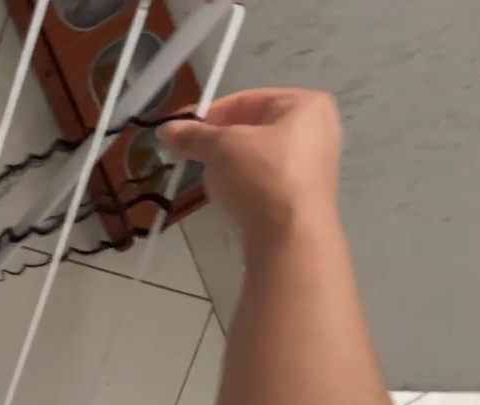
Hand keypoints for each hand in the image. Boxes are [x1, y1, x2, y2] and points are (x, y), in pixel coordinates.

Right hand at [161, 88, 341, 244]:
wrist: (289, 229)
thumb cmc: (261, 175)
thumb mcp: (222, 148)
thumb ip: (193, 136)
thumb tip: (164, 128)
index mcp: (304, 103)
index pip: (245, 100)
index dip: (207, 114)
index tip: (177, 132)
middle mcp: (315, 124)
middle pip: (251, 125)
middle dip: (215, 140)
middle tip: (187, 155)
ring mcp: (311, 157)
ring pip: (255, 151)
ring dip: (225, 161)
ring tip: (205, 176)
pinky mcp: (300, 187)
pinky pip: (263, 173)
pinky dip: (240, 178)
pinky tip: (227, 193)